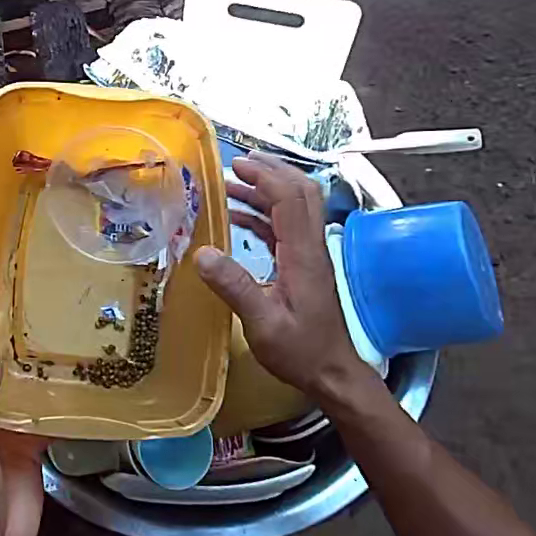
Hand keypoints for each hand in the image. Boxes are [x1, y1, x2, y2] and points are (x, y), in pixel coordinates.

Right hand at [193, 153, 382, 408]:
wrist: (333, 372)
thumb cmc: (300, 351)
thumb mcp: (263, 323)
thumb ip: (235, 287)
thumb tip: (202, 253)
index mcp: (303, 253)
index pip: (290, 198)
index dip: (265, 176)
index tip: (236, 165)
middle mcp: (310, 246)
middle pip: (301, 192)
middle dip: (272, 171)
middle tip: (239, 163)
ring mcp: (310, 254)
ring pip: (295, 207)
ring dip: (267, 190)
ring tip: (232, 184)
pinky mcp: (304, 265)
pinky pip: (286, 227)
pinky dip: (264, 215)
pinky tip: (238, 219)